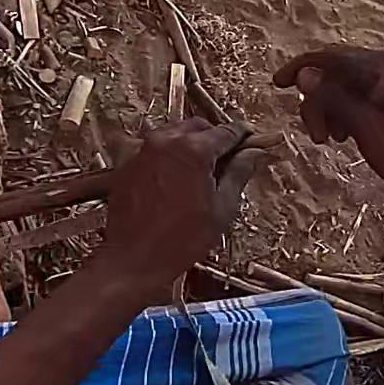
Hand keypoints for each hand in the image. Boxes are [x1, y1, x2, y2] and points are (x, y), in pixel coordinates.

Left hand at [95, 119, 267, 298]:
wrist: (133, 257)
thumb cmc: (183, 239)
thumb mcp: (222, 208)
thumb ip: (239, 173)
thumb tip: (255, 152)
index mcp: (193, 149)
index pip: (226, 131)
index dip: (242, 135)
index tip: (252, 139)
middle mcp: (166, 140)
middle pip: (198, 126)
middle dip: (216, 136)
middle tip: (229, 157)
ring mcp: (143, 149)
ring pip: (175, 133)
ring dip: (192, 143)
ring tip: (203, 168)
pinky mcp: (128, 162)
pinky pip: (155, 148)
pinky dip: (170, 154)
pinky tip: (178, 176)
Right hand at [272, 45, 383, 211]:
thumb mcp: (366, 127)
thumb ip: (334, 98)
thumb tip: (303, 75)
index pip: (333, 57)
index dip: (302, 69)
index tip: (278, 84)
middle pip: (338, 72)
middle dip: (319, 102)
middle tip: (315, 135)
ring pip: (346, 86)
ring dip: (331, 110)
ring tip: (332, 140)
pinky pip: (361, 96)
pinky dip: (346, 113)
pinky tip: (345, 136)